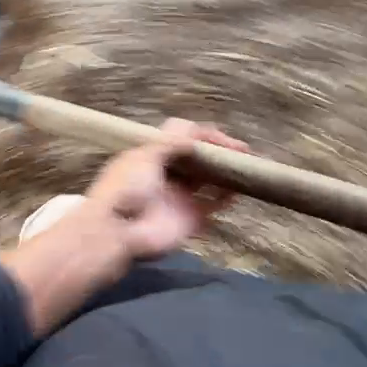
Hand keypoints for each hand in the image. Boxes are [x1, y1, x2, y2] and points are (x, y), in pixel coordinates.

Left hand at [86, 118, 246, 260]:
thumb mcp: (144, 157)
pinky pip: (213, 204)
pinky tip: (239, 189)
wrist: (119, 231)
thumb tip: (194, 135)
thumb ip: (169, 143)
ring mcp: (179, 196)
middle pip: (197, 157)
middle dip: (217, 152)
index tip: (223, 138)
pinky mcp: (190, 217)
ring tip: (247, 167)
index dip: (202, 135)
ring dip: (225, 172)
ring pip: (208, 179)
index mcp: (151, 155)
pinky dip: (227, 196)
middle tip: (243, 151)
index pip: (180, 137)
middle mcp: (167, 173)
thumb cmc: (127, 187)